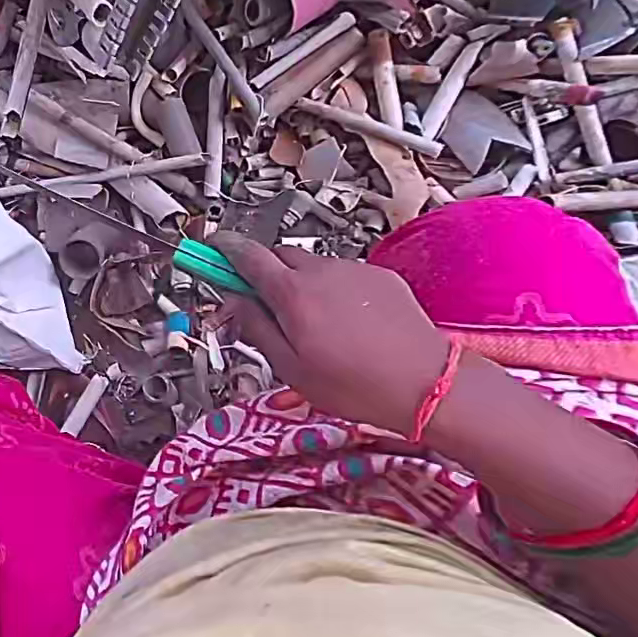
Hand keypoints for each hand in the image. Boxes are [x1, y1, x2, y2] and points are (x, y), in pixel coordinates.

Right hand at [211, 232, 452, 432]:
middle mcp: (320, 271)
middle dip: (264, 272)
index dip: (223, 251)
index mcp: (292, 293)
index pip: (246, 256)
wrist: (426, 384)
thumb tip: (235, 301)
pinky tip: (345, 322)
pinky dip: (332, 288)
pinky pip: (341, 273)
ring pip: (310, 265)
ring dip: (300, 282)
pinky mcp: (378, 274)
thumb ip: (256, 327)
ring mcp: (351, 269)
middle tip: (266, 304)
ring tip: (315, 324)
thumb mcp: (290, 367)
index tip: (211, 251)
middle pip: (277, 256)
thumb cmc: (355, 384)